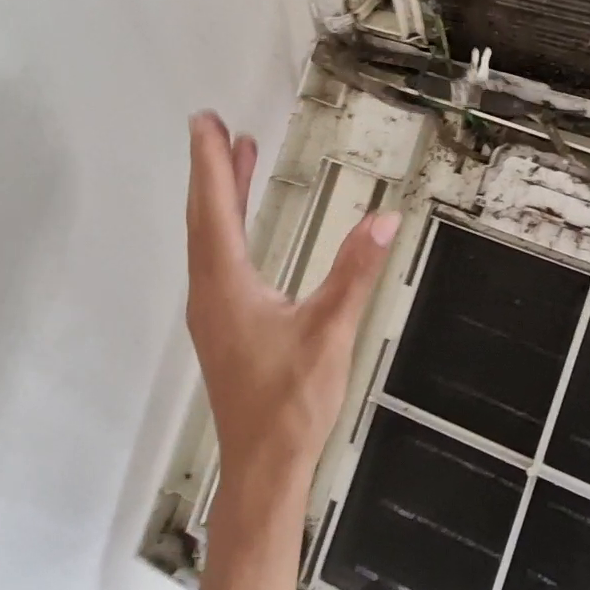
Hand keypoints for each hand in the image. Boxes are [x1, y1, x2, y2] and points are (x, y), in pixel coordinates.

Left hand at [184, 111, 398, 589]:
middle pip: (205, 220)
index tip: (205, 123)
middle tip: (215, 128)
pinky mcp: (226, 326)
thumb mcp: (330, 330)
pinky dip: (229, 228)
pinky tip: (246, 228)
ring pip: (210, 241)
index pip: (214, 212)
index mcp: (226, 287)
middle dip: (211, 171)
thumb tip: (384, 219)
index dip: (210, 164)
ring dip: (221, 197)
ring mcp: (215, 311)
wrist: (264, 465)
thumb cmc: (292, 400)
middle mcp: (210, 293)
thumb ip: (355, 272)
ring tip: (237, 159)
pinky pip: (220, 260)